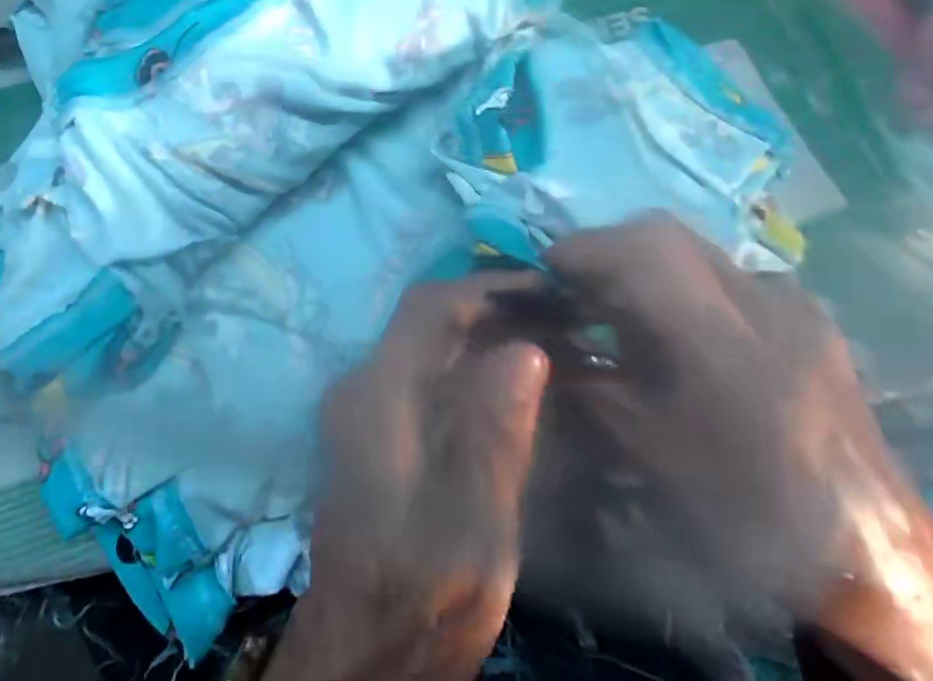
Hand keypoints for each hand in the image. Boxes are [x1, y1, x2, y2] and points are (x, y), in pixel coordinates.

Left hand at [265, 274, 551, 680]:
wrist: (365, 646)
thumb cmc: (421, 591)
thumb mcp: (474, 522)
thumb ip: (494, 431)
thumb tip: (525, 347)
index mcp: (376, 395)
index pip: (429, 307)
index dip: (490, 288)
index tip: (552, 290)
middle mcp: (363, 387)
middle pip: (429, 323)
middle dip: (498, 313)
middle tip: (570, 323)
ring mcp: (367, 409)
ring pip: (431, 348)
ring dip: (490, 340)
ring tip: (560, 350)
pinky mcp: (379, 433)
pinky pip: (429, 378)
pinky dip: (476, 371)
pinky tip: (522, 388)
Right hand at [526, 215, 932, 679]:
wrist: (860, 563)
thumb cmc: (733, 508)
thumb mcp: (635, 446)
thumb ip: (578, 379)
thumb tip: (537, 340)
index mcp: (715, 339)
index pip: (635, 250)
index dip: (579, 250)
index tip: (544, 273)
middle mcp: (761, 304)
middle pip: (663, 234)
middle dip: (605, 247)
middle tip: (575, 284)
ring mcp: (795, 309)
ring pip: (698, 249)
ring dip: (645, 261)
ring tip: (620, 303)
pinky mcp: (815, 324)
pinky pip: (732, 276)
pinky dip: (688, 282)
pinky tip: (680, 328)